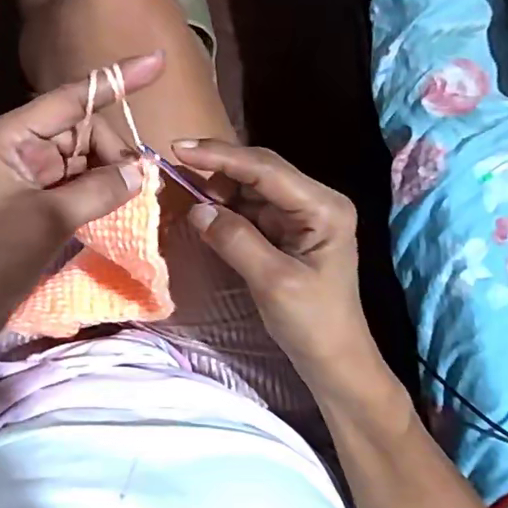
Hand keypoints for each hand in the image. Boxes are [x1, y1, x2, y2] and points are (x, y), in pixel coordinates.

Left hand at [0, 51, 163, 288]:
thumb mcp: (51, 218)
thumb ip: (100, 188)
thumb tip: (141, 171)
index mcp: (10, 135)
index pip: (69, 98)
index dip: (115, 80)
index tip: (157, 60)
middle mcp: (20, 141)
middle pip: (83, 125)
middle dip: (113, 148)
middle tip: (137, 180)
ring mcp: (31, 166)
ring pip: (87, 151)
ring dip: (112, 167)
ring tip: (131, 193)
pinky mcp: (41, 190)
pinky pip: (82, 174)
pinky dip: (103, 183)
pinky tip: (120, 197)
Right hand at [173, 140, 393, 402]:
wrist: (333, 359)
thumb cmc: (312, 321)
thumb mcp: (272, 281)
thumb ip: (235, 240)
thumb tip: (197, 209)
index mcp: (323, 208)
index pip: (266, 170)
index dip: (220, 156)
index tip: (179, 148)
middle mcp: (315, 201)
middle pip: (259, 169)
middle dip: (217, 166)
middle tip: (173, 163)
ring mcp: (300, 215)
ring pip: (250, 186)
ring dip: (217, 186)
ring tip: (183, 190)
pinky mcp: (285, 230)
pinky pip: (248, 207)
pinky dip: (223, 206)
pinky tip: (202, 209)